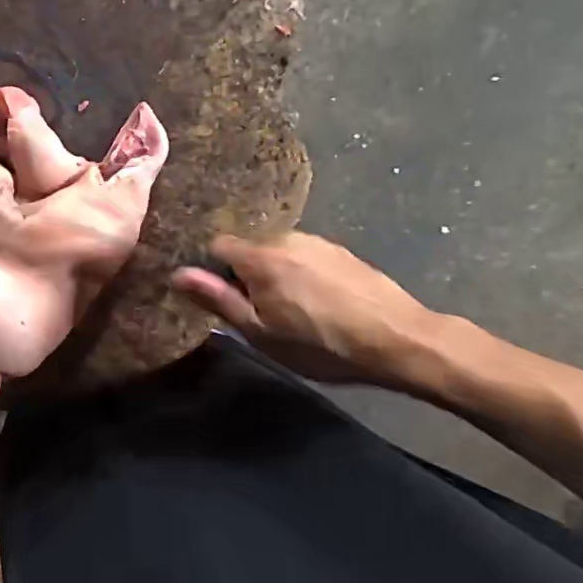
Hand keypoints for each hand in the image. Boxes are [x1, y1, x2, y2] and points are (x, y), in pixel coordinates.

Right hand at [170, 232, 445, 386]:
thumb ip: (217, 298)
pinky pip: (304, 257)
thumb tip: (177, 274)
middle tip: (261, 313)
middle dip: (245, 274)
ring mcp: (317, 242)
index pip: (215, 245)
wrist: (405, 342)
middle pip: (247, 249)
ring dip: (275, 275)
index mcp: (259, 256)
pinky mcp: (342, 252)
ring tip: (294, 311)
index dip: (213, 270)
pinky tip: (320, 304)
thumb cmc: (322, 343)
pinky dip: (301, 275)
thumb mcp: (260, 332)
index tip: (225, 298)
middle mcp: (284, 238)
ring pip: (276, 253)